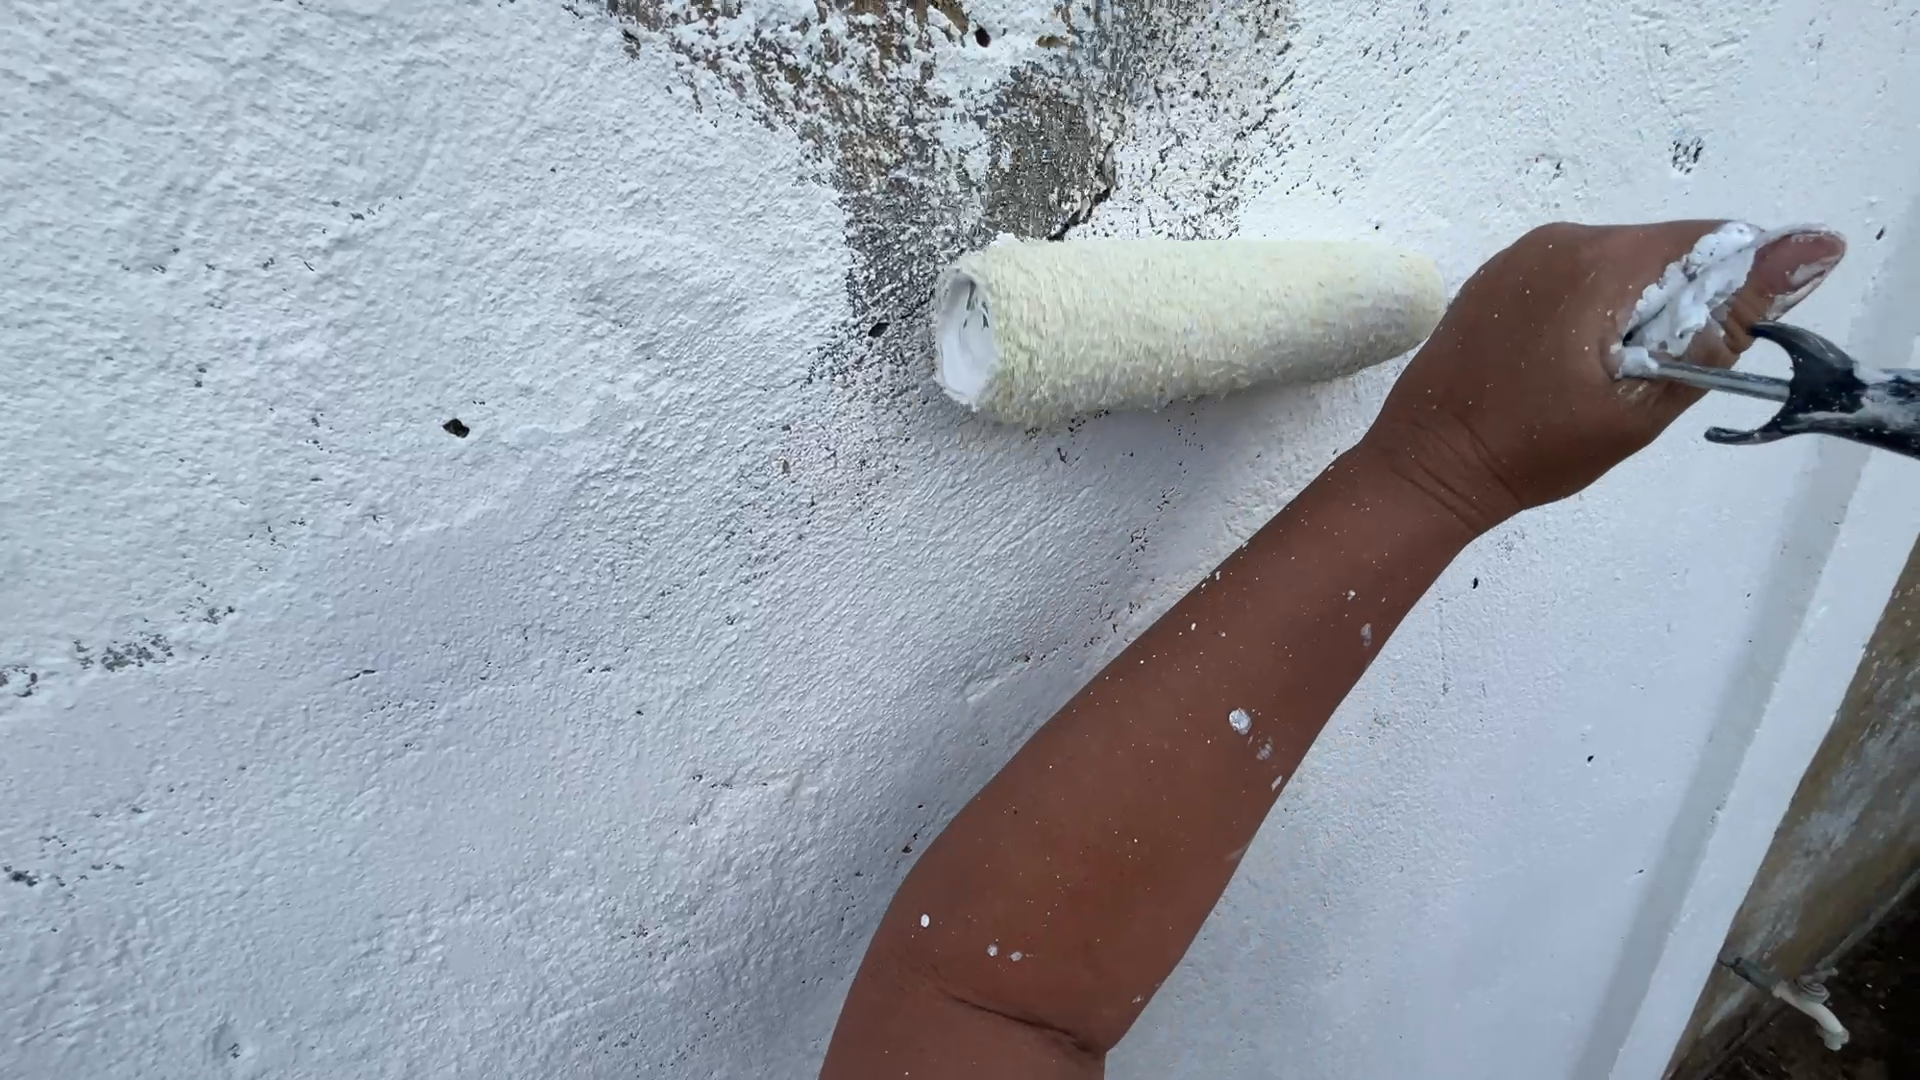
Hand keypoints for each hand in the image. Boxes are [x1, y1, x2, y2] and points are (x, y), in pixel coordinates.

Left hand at [1358, 221, 1846, 533]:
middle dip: (1664, 309)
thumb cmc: (1528, 447)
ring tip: (1577, 377)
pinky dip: (1575, 315)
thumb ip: (1723, 322)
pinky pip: (1562, 282)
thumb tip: (1808, 249)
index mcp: (1598, 259)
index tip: (1679, 355)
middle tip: (1620, 378)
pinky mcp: (1485, 286)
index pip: (1713, 245)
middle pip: (1660, 255)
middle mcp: (1553, 242)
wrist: (1426, 468)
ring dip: (1619, 315)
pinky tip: (1547, 366)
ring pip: (1611, 269)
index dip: (1720, 299)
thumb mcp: (1644, 397)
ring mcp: (1511, 262)